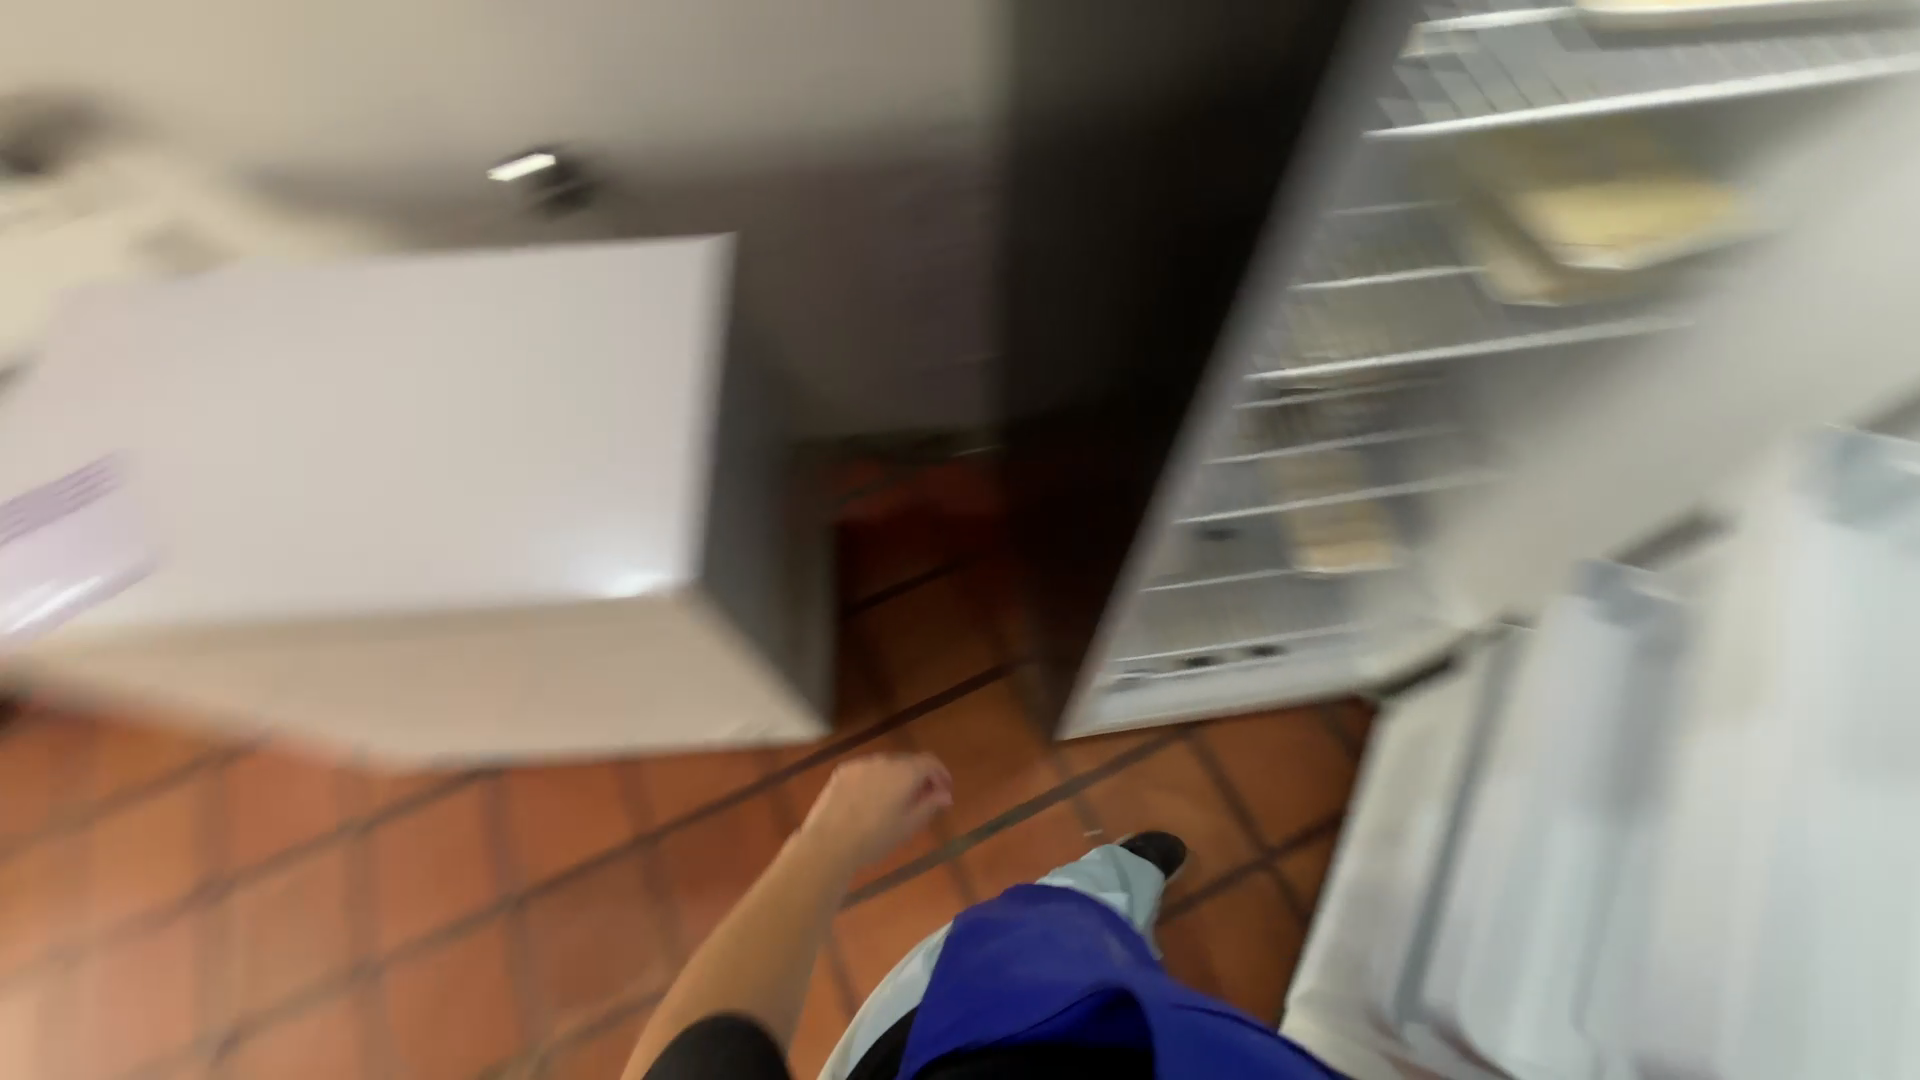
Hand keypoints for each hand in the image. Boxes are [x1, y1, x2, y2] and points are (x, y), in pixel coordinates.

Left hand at [795, 753, 952, 871]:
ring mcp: (861, 764)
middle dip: (919, 777)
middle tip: (922, 799)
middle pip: (909, 762)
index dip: (940, 773)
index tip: (944, 790)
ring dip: (896, 778)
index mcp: (905, 772)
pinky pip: (867, 770)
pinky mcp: (843, 771)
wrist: (829, 843)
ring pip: (887, 766)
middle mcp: (885, 760)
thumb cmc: (875, 838)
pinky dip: (875, 780)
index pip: (930, 761)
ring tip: (894, 802)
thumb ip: (930, 805)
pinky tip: (869, 801)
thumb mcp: (909, 826)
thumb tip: (945, 794)